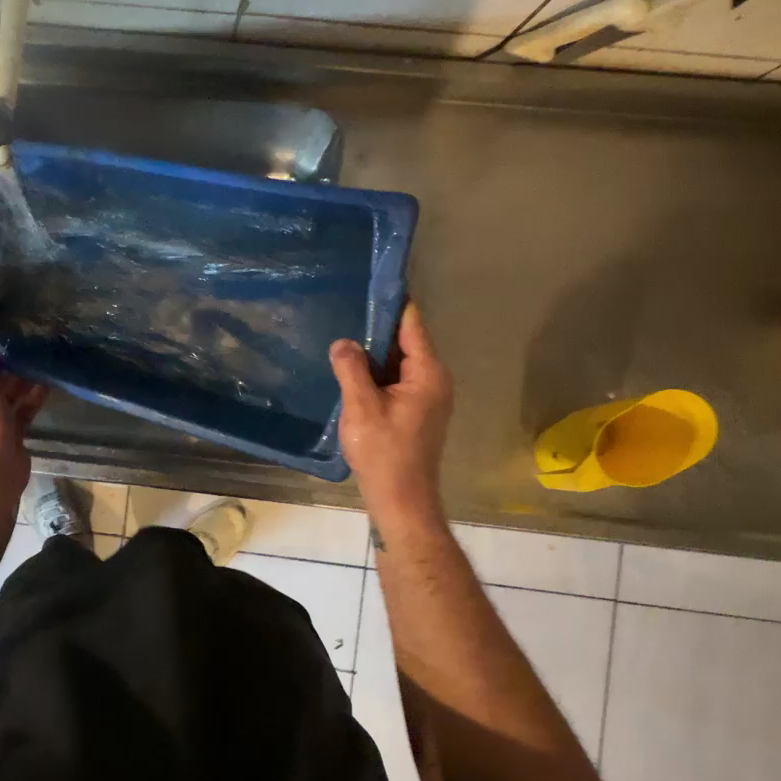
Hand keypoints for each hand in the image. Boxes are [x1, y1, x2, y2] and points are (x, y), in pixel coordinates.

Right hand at [329, 302, 453, 518]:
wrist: (401, 499)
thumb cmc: (384, 452)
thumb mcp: (361, 407)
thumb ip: (352, 369)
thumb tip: (344, 342)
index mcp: (428, 373)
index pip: (412, 324)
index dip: (394, 302)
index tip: (374, 280)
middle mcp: (436, 380)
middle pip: (408, 341)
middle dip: (380, 327)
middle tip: (348, 306)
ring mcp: (429, 397)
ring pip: (401, 362)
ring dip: (377, 352)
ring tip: (346, 335)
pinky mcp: (419, 412)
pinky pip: (399, 380)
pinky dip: (380, 372)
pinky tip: (355, 370)